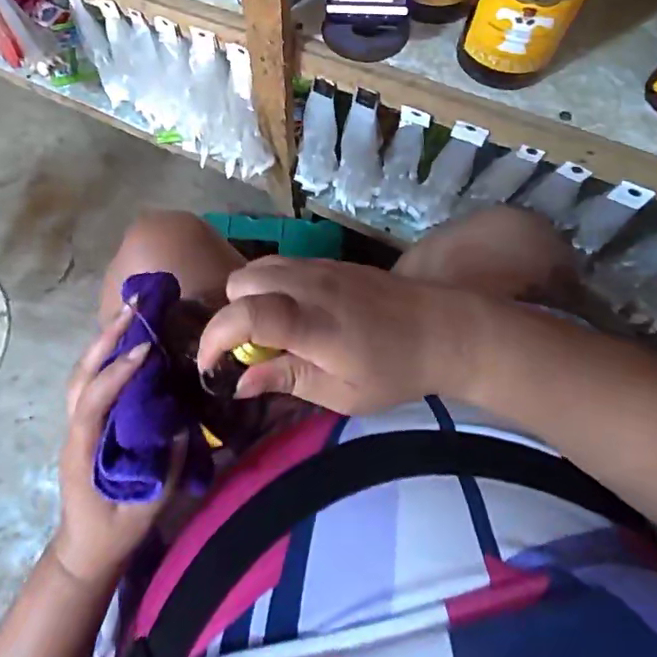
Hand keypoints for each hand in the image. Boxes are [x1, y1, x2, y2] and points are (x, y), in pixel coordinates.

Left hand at [50, 303, 183, 585]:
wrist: (83, 551)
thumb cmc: (112, 533)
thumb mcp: (143, 510)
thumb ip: (164, 470)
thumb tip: (182, 425)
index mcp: (82, 450)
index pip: (93, 402)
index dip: (116, 374)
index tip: (145, 350)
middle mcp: (74, 429)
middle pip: (81, 375)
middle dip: (106, 338)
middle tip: (134, 307)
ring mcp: (75, 423)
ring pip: (82, 372)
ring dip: (104, 340)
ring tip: (130, 312)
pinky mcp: (85, 421)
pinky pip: (90, 380)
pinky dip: (105, 354)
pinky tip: (126, 340)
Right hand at [195, 258, 480, 414]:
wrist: (446, 328)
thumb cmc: (396, 371)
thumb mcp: (342, 394)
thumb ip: (287, 381)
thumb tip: (239, 383)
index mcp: (314, 324)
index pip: (246, 315)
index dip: (216, 337)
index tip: (210, 365)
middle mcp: (310, 285)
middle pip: (241, 281)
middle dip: (231, 315)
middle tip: (248, 349)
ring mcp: (319, 267)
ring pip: (257, 267)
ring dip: (248, 297)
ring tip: (268, 331)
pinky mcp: (329, 261)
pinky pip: (281, 264)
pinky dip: (269, 285)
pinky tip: (293, 313)